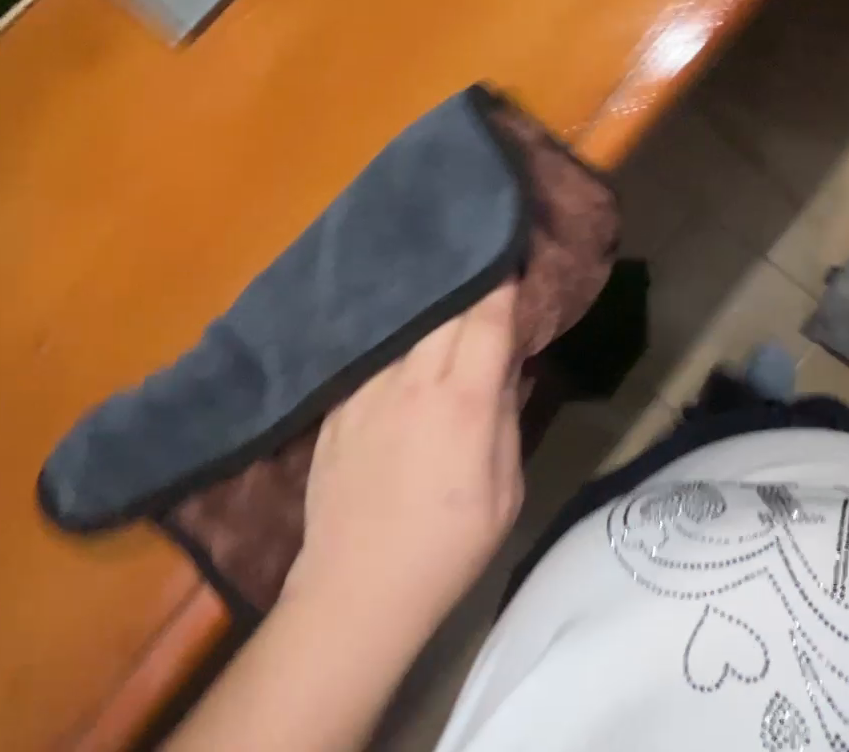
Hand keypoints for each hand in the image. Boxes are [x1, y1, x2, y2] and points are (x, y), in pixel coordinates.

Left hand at [290, 284, 523, 639]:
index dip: (503, 287)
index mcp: (463, 402)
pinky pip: (373, 356)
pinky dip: (394, 340)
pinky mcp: (336, 406)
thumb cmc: (449, 544)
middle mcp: (412, 381)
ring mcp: (367, 390)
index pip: (487, 321)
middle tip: (483, 272)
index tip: (512, 264)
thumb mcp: (506, 489)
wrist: (358, 585)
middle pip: (446, 310)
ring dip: (430, 309)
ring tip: (443, 295)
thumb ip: (506, 417)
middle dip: (468, 287)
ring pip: (405, 327)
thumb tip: (508, 368)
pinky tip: (400, 340)